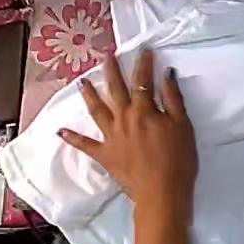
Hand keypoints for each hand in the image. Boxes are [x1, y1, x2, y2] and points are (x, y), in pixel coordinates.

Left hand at [59, 48, 197, 223]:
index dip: (143, 63)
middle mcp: (124, 119)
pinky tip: (60, 131)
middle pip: (115, 89)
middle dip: (111, 70)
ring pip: (96, 110)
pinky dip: (72, 138)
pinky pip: (85, 145)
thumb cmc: (178, 161)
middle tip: (106, 55)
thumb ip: (173, 99)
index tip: (143, 50)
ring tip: (81, 81)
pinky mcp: (105, 155)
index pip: (143, 80)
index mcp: (144, 110)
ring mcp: (111, 136)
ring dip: (88, 94)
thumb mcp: (183, 126)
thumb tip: (165, 74)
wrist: (161, 193)